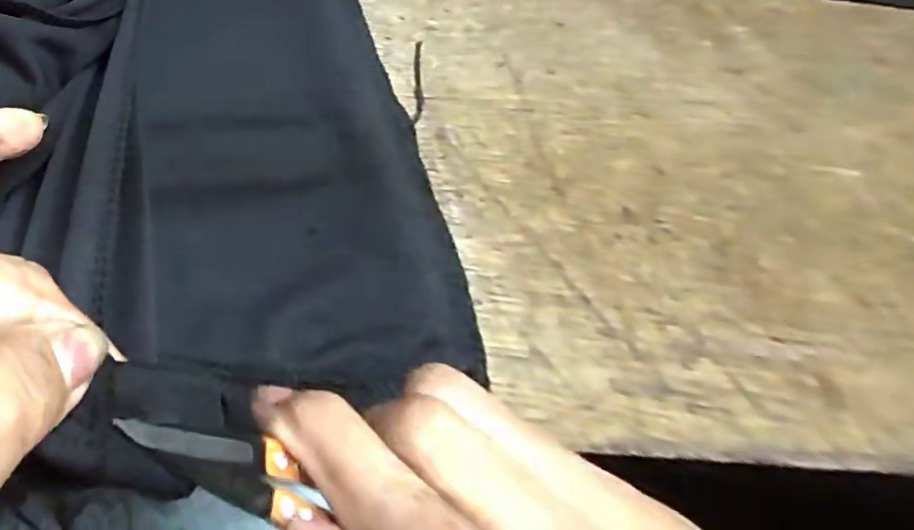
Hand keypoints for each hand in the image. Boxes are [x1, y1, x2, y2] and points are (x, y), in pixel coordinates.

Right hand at [255, 365, 694, 529]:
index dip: (304, 424)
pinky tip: (475, 486)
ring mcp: (612, 519)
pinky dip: (468, 436)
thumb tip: (303, 500)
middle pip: (419, 417)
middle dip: (363, 432)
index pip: (374, 469)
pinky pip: (516, 421)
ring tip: (415, 473)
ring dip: (410, 421)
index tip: (269, 410)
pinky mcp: (644, 509)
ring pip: (460, 396)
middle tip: (350, 472)